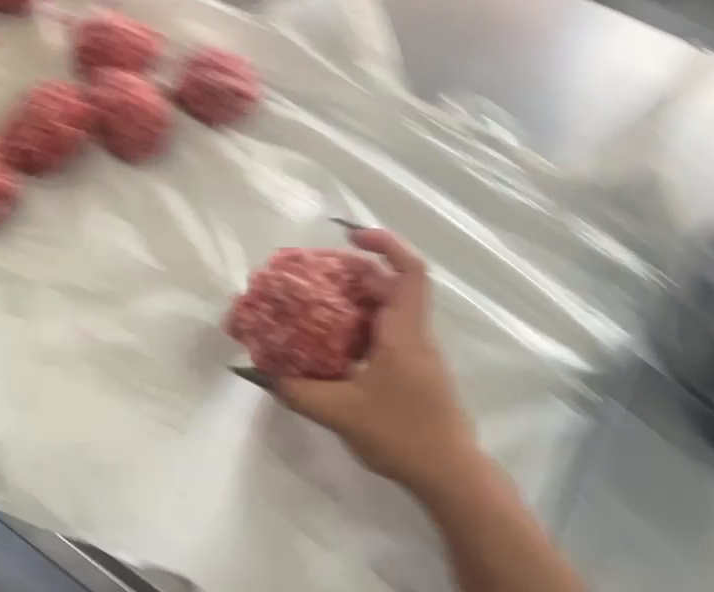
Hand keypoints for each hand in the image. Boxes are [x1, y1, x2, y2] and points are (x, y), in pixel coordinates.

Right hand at [268, 226, 478, 497]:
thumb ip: (298, 391)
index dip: (385, 243)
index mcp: (404, 332)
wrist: (451, 477)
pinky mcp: (414, 371)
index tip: (352, 236)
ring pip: (387, 310)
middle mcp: (414, 334)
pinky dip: (360, 329)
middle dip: (353, 274)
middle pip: (389, 285)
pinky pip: (386, 334)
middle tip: (316, 279)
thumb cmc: (402, 435)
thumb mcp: (341, 414)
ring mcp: (417, 353)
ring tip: (316, 310)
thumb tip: (263, 372)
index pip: (409, 270)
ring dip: (354, 303)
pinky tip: (334, 348)